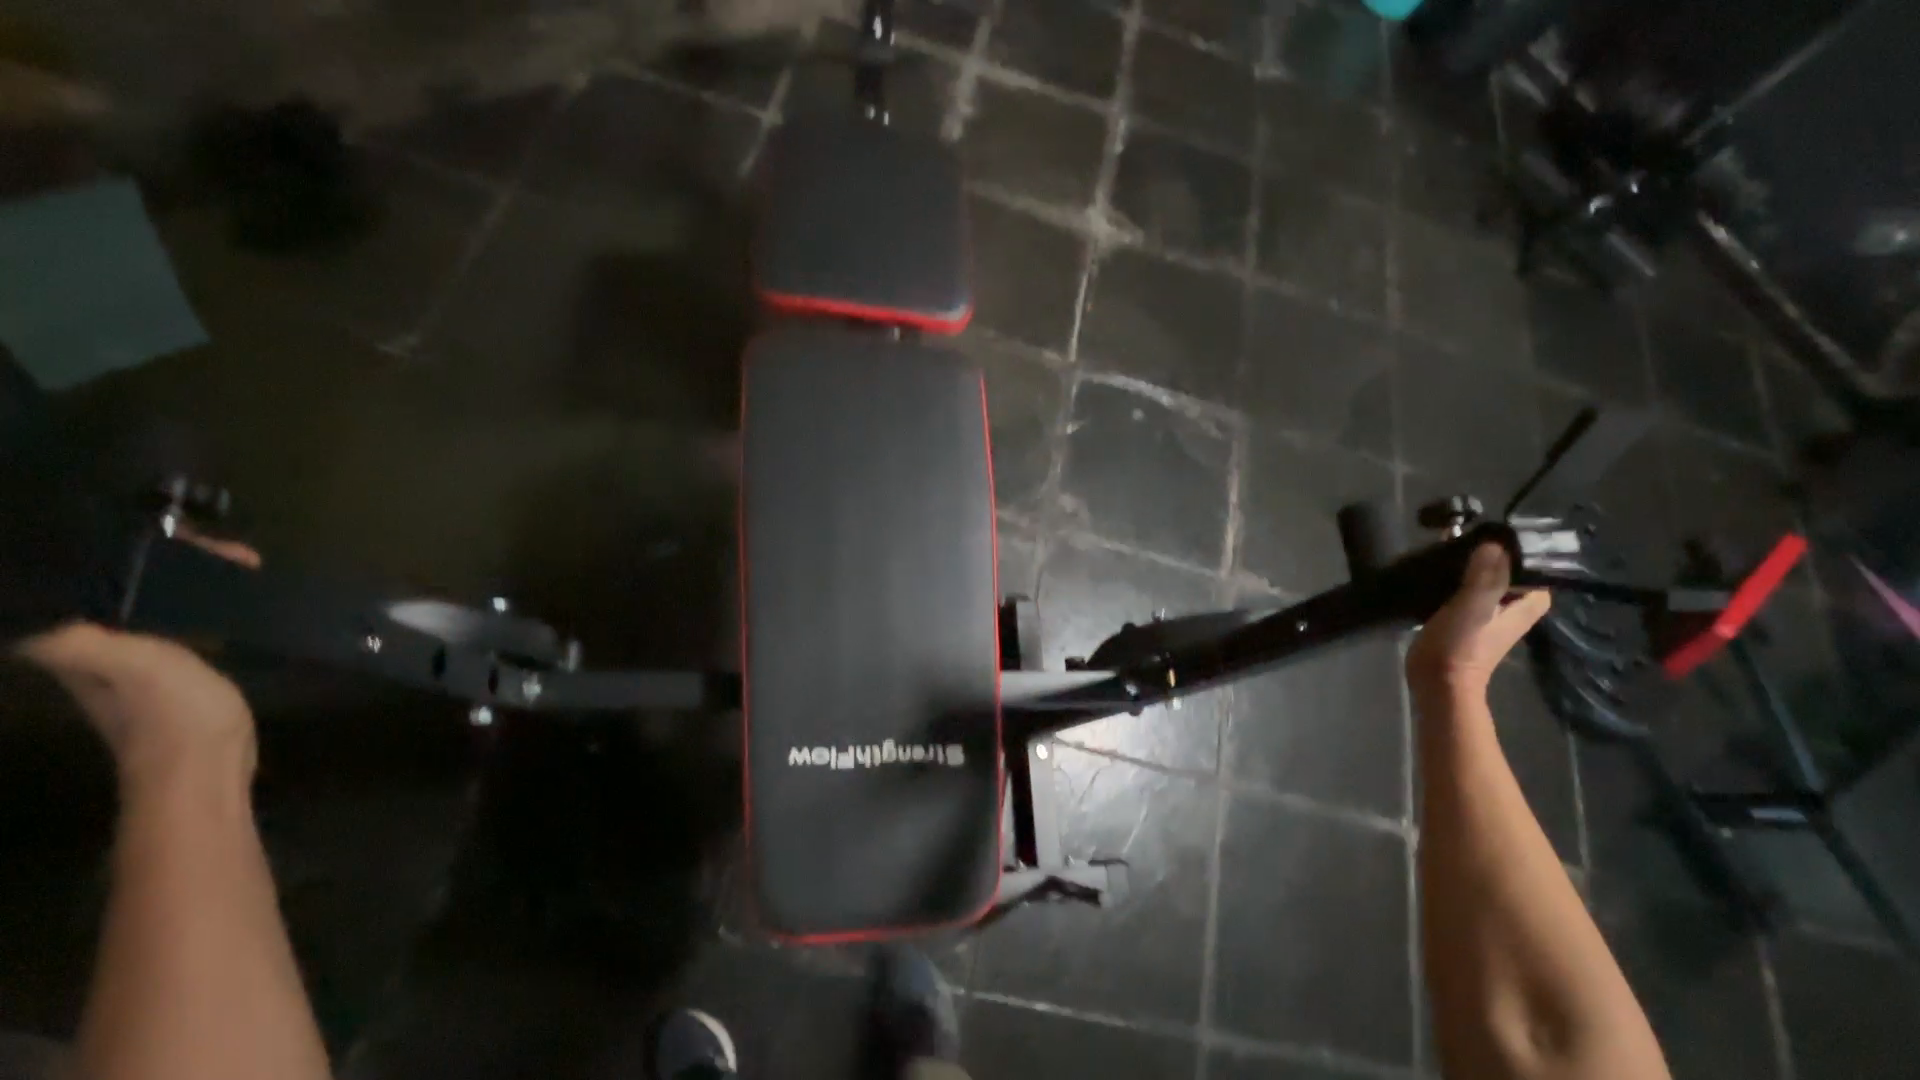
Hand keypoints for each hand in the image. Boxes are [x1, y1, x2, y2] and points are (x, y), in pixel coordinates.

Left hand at [14, 536, 260, 800]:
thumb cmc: (168, 715)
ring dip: (186, 581)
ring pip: (153, 604)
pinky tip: (229, 599)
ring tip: (232, 561)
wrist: (205, 770)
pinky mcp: (175, 674)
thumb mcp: (131, 667)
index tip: (159, 534)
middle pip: (120, 590)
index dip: (108, 556)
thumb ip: (79, 638)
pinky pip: (181, 623)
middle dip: (164, 562)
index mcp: (79, 644)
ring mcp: (136, 665)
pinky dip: (202, 605)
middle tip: (216, 546)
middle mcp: (97, 651)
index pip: (81, 586)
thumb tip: (24, 616)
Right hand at [1406, 543, 1550, 700]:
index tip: (1487, 530)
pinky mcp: (1464, 614)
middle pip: (1505, 565)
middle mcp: (1514, 602)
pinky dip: (1453, 575)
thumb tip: (1493, 543)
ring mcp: (1489, 609)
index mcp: (1528, 601)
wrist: (1436, 681)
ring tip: (1444, 544)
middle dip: (1485, 550)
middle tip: (1460, 535)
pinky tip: (1435, 565)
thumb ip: (1486, 577)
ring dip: (1467, 561)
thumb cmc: (1460, 646)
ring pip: (1482, 573)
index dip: (1512, 544)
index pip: (1530, 561)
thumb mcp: (1474, 609)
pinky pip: (1464, 584)